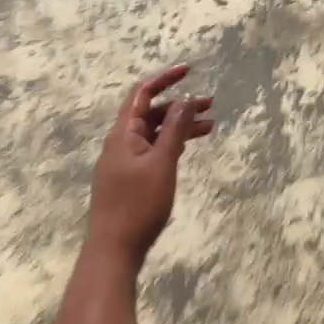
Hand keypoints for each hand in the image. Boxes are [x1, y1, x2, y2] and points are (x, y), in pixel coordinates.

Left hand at [86, 65, 213, 271]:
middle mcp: (120, 143)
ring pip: (154, 134)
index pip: (142, 94)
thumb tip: (187, 99)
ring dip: (179, 126)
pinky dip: (171, 145)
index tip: (189, 70)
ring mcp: (123, 163)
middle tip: (211, 105)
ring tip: (210, 127)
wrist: (113, 253)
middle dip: (180, 105)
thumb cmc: (137, 205)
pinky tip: (187, 149)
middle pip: (150, 113)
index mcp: (122, 134)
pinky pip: (152, 151)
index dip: (165, 79)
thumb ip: (175, 129)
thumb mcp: (162, 163)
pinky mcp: (129, 181)